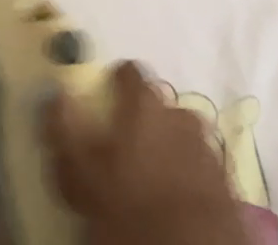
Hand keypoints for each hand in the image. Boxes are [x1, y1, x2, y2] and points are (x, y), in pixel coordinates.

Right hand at [42, 62, 250, 244]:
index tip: (101, 103)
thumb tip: (54, 93)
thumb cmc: (126, 204)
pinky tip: (173, 193)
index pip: (129, 72)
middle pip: (157, 104)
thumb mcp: (79, 169)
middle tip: (121, 148)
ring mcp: (207, 145)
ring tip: (148, 176)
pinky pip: (198, 162)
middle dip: (141, 118)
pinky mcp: (224, 178)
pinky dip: (185, 170)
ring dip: (165, 145)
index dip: (114, 83)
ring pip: (180, 134)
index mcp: (145, 104)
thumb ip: (63, 125)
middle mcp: (180, 113)